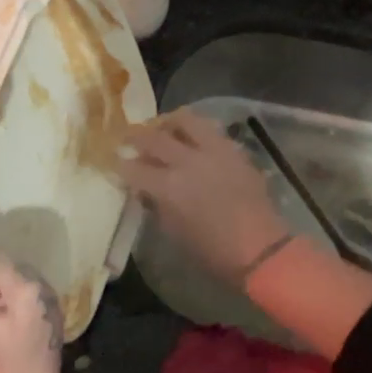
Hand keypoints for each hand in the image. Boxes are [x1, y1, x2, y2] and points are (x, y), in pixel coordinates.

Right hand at [120, 111, 290, 280]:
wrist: (260, 249)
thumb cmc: (212, 252)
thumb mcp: (174, 233)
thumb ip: (158, 206)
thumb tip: (147, 191)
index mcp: (168, 187)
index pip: (133, 168)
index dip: (119, 164)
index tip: (112, 161)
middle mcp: (188, 161)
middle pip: (154, 137)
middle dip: (135, 136)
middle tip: (128, 137)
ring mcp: (214, 151)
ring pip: (186, 120)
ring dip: (169, 122)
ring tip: (163, 127)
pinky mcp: (235, 151)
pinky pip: (211, 131)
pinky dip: (196, 131)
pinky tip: (194, 140)